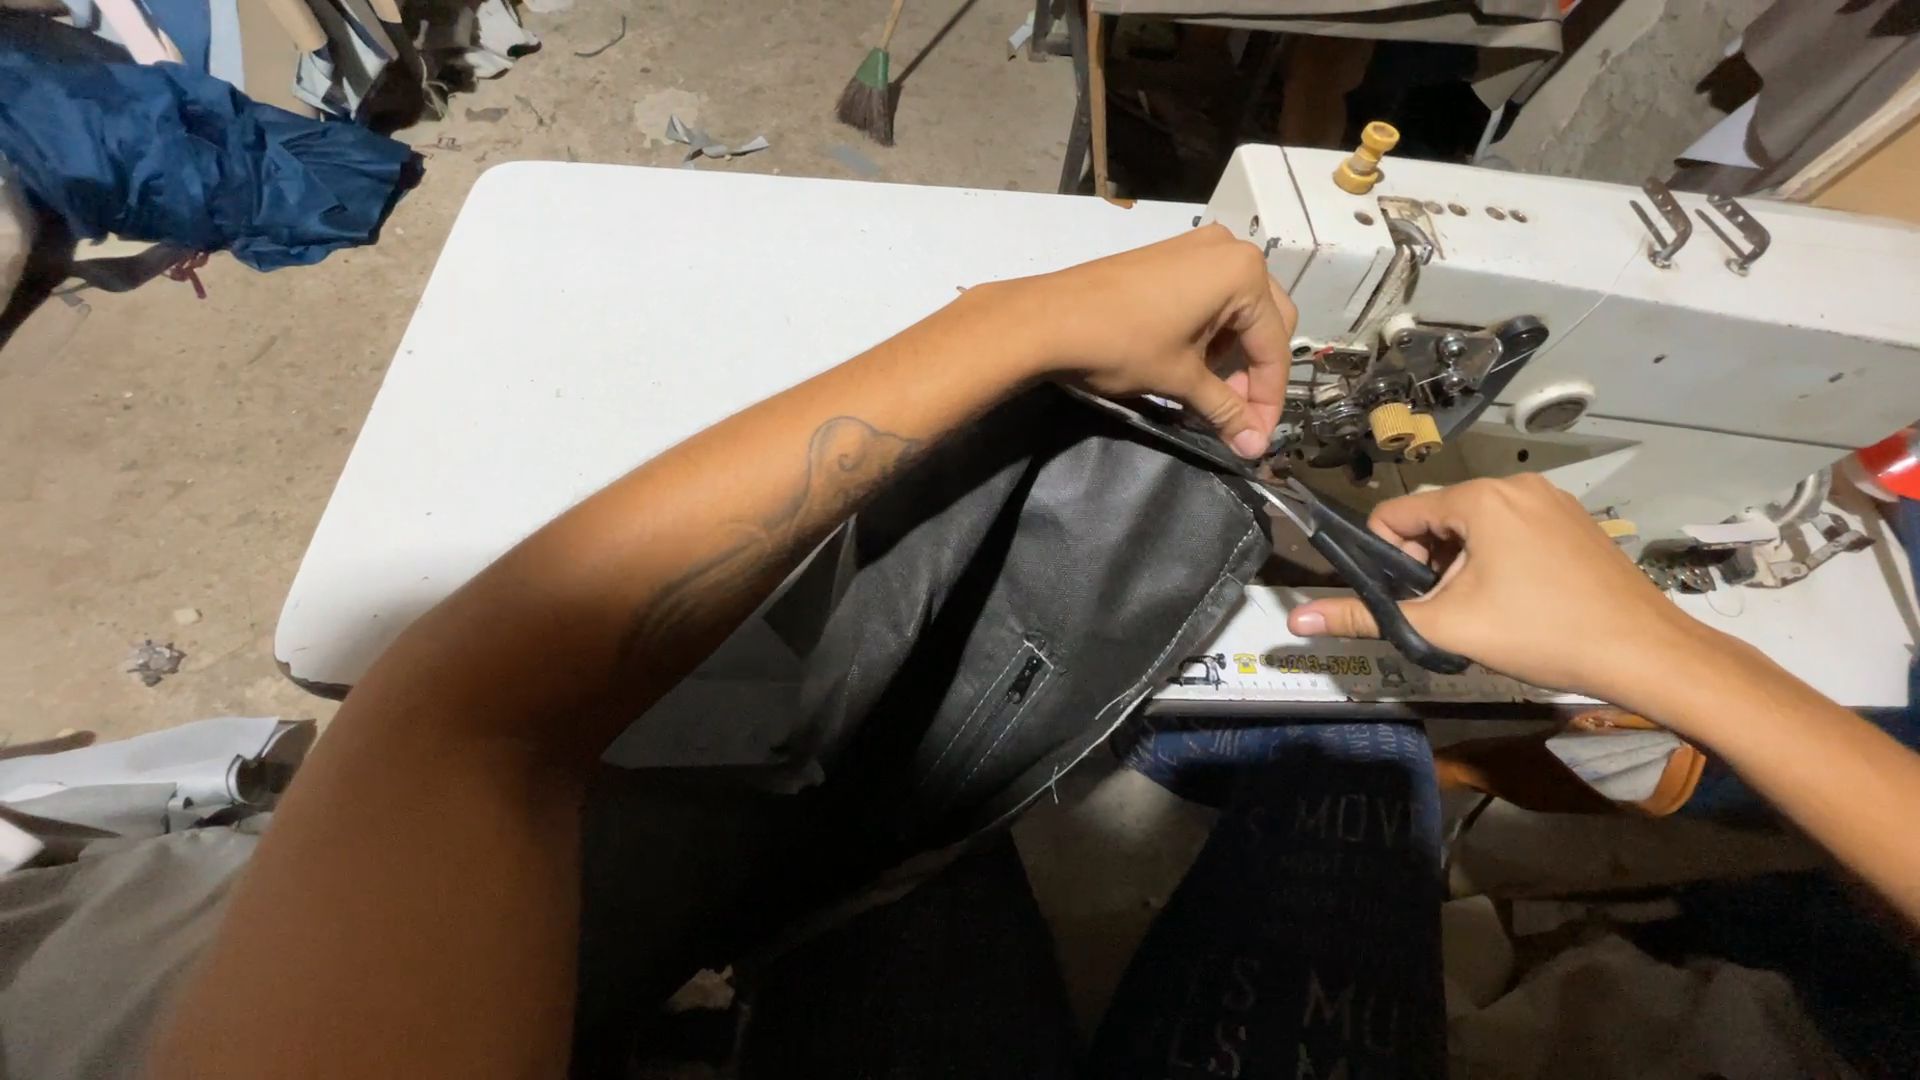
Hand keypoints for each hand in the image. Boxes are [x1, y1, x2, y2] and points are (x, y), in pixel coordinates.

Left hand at [1010, 225, 1298, 458]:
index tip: (1257, 437)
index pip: (1273, 345)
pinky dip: (1206, 335)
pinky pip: (1206, 298)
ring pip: (1234, 311)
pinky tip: (1188, 364)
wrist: (1047, 319)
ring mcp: (1195, 248)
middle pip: (1262, 322)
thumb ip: (1224, 410)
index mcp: (1243, 273)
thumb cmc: (1120, 346)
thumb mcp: (1179, 380)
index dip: (1268, 399)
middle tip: (1234, 417)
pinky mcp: (1167, 257)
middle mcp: (1228, 249)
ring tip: (1207, 395)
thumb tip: (1254, 447)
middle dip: (1251, 375)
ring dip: (1228, 356)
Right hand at [1287, 475, 1714, 705]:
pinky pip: (1506, 527)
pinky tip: (1516, 597)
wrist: (1651, 656)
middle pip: (1432, 519)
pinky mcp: (1572, 518)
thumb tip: (1296, 622)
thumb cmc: (1542, 633)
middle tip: (1453, 607)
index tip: (1416, 596)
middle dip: (1426, 563)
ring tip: (1485, 606)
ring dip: (1458, 563)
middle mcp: (1513, 485)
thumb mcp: (1445, 626)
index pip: (1395, 514)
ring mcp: (1548, 499)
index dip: (1388, 559)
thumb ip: (1366, 618)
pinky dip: (1493, 557)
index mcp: (1479, 498)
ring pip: (1469, 525)